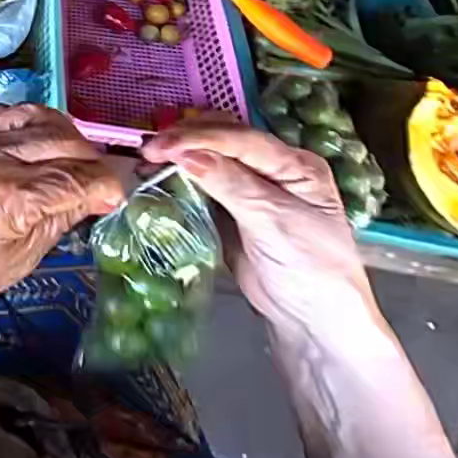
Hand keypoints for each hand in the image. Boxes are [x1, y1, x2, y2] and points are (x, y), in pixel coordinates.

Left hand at [0, 105, 124, 331]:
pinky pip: (10, 115)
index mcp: (11, 196)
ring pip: (40, 119)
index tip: (120, 195)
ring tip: (78, 158)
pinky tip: (43, 140)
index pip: (76, 179)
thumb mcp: (27, 254)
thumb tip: (100, 195)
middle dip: (93, 160)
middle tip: (103, 181)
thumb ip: (64, 216)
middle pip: (63, 142)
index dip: (107, 186)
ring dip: (67, 135)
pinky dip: (33, 122)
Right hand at [142, 124, 375, 338]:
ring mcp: (248, 183)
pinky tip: (155, 174)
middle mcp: (272, 166)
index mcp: (295, 164)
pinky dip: (175, 172)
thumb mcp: (273, 223)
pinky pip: (197, 177)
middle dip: (183, 138)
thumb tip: (185, 155)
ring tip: (146, 161)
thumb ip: (230, 184)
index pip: (241, 138)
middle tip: (148, 150)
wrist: (311, 321)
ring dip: (175, 152)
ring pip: (206, 151)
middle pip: (221, 135)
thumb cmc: (310, 271)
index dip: (199, 138)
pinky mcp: (227, 202)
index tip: (161, 146)